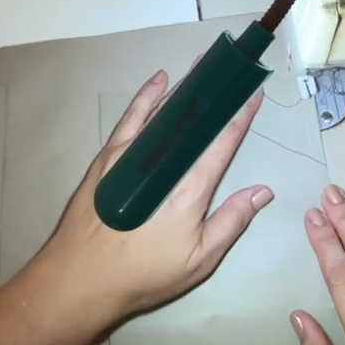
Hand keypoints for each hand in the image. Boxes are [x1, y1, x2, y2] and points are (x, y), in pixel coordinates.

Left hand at [36, 70, 273, 322]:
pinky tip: (160, 81)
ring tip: (203, 68)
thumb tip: (262, 191)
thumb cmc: (145, 274)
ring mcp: (132, 155)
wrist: (81, 276)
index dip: (239, 117)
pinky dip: (147, 97)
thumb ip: (231, 221)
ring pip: (164, 112)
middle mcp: (163, 163)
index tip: (251, 95)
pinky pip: (132, 117)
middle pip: (193, 119)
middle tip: (230, 70)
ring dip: (186, 88)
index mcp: (190, 189)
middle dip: (214, 92)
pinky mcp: (109, 155)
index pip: (221, 143)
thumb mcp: (199, 260)